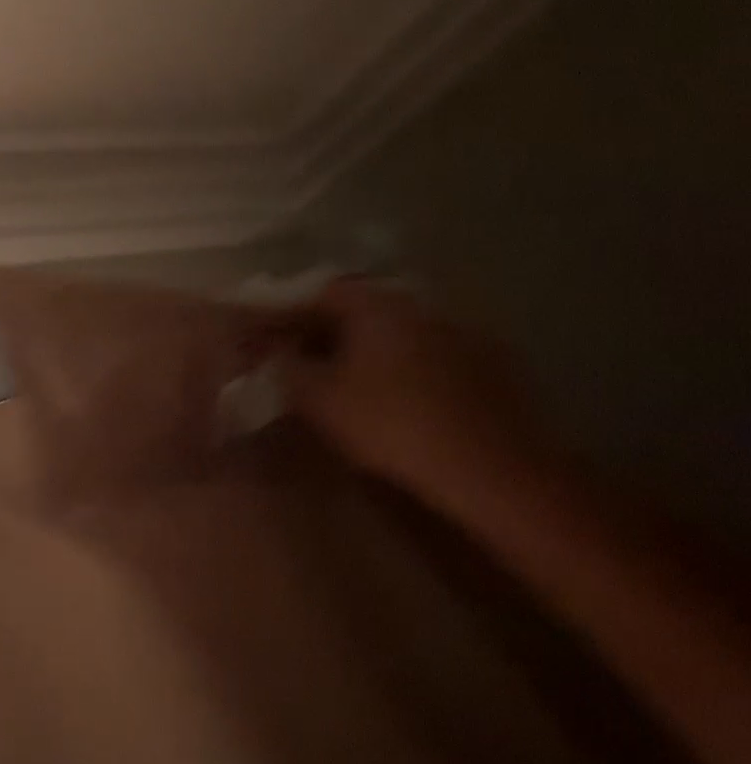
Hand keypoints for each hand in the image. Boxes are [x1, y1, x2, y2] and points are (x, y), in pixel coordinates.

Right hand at [282, 278, 548, 497]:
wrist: (493, 469)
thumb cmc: (390, 424)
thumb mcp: (316, 398)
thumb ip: (286, 366)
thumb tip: (274, 350)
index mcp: (380, 307)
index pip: (322, 294)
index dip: (288, 314)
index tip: (267, 340)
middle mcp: (424, 309)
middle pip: (363, 312)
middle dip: (327, 334)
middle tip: (299, 364)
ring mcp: (467, 337)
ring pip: (399, 336)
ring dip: (368, 354)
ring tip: (344, 385)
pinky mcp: (495, 370)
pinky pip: (431, 359)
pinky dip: (405, 372)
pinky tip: (395, 402)